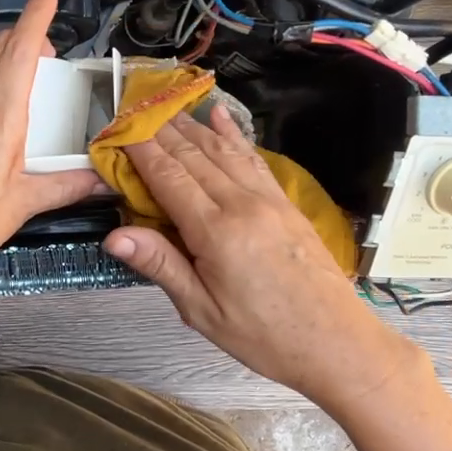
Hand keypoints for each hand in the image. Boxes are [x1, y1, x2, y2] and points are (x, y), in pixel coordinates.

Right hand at [102, 106, 427, 405]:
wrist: (338, 345)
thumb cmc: (264, 336)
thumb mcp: (201, 310)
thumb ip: (160, 265)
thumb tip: (113, 236)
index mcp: (216, 230)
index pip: (167, 175)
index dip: (139, 149)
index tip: (115, 128)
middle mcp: (243, 204)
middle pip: (192, 154)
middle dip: (158, 129)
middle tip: (131, 108)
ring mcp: (268, 200)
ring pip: (222, 150)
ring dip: (190, 125)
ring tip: (163, 105)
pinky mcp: (285, 204)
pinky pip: (252, 159)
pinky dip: (232, 135)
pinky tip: (220, 116)